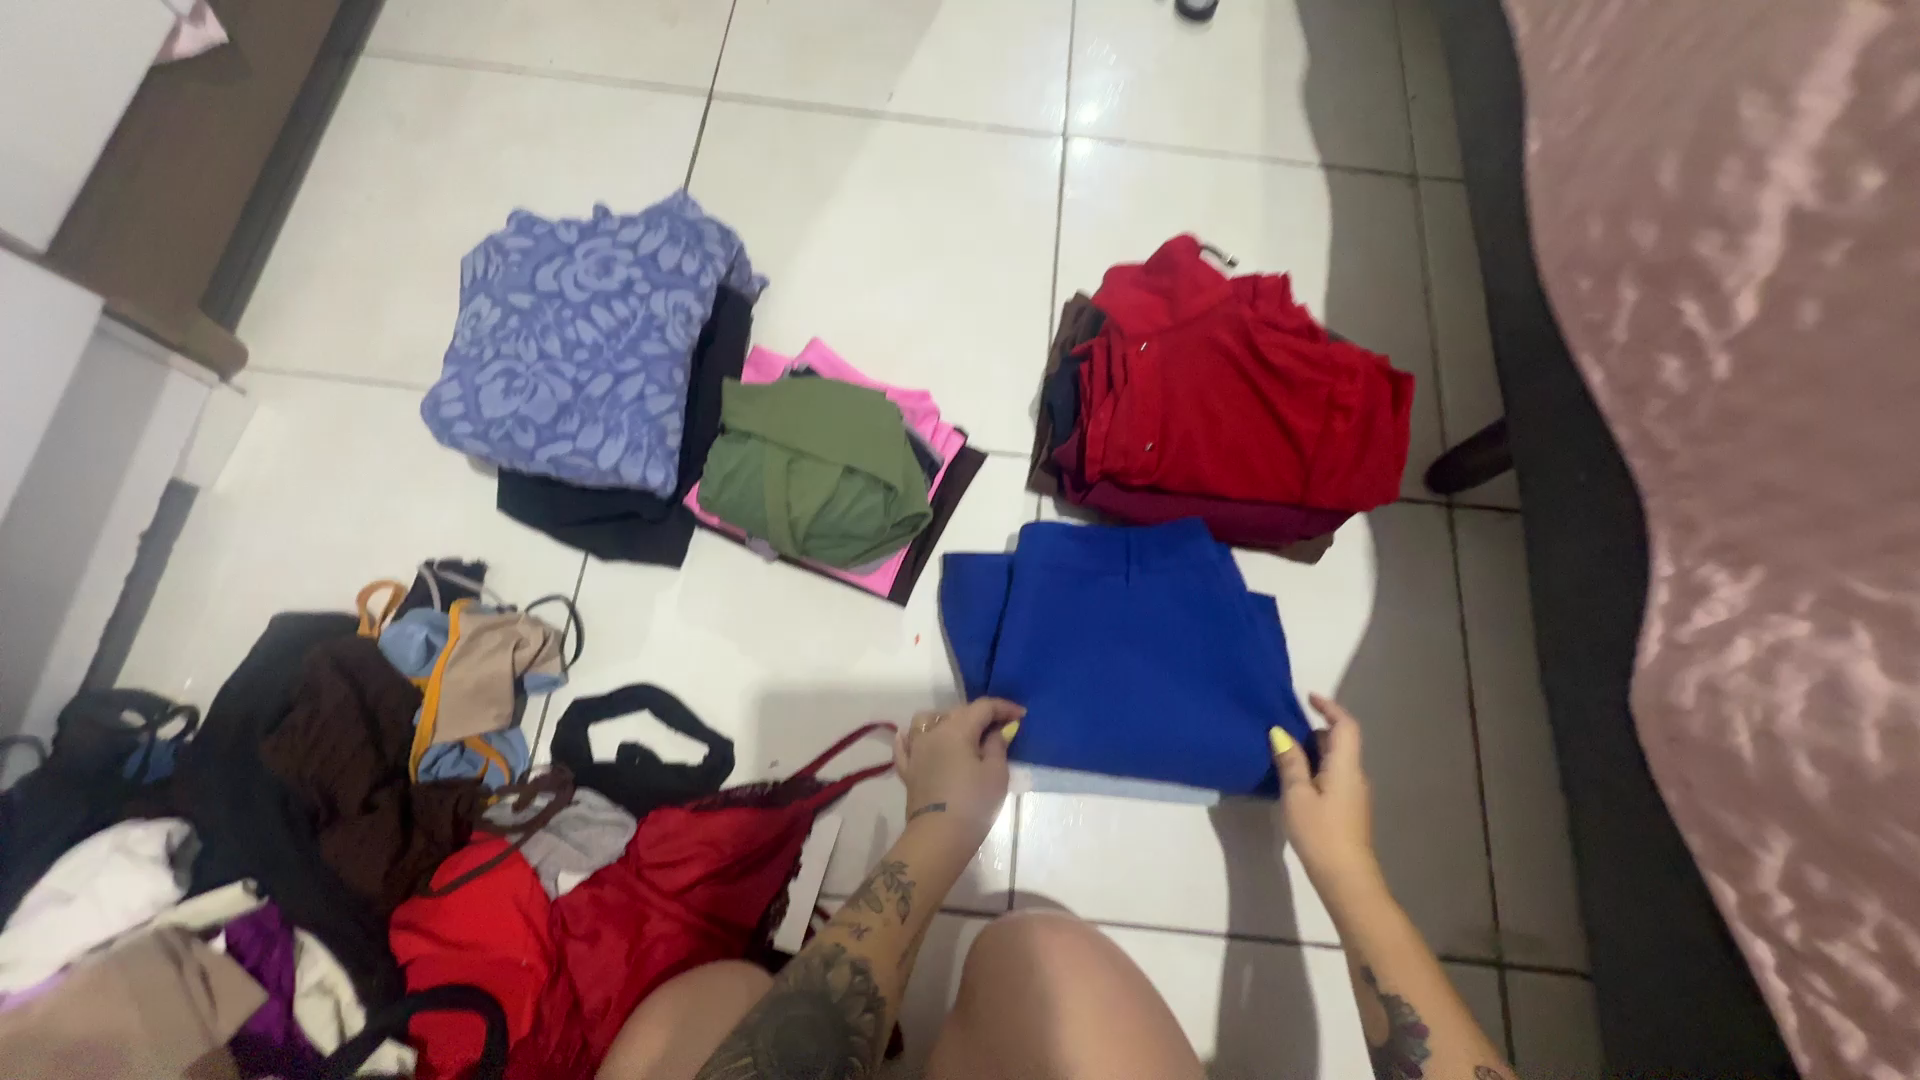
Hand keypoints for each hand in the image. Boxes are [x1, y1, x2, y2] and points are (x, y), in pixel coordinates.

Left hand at [896, 697, 1022, 846]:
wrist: (939, 836)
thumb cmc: (974, 804)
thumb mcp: (996, 773)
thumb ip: (998, 745)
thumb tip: (997, 731)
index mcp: (957, 729)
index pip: (983, 707)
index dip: (1004, 707)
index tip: (1020, 715)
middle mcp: (933, 732)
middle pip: (957, 712)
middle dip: (980, 715)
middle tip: (1000, 728)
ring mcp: (916, 750)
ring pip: (926, 721)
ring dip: (945, 720)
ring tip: (962, 732)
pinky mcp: (908, 770)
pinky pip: (906, 745)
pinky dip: (912, 737)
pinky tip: (917, 738)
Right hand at [1273, 695, 1384, 901]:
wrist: (1346, 878)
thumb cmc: (1320, 832)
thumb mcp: (1297, 794)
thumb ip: (1290, 761)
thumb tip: (1280, 732)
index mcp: (1345, 766)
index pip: (1345, 726)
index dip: (1329, 707)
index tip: (1308, 697)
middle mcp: (1355, 775)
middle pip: (1340, 741)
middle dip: (1315, 729)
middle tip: (1285, 726)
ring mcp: (1354, 794)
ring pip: (1336, 760)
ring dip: (1314, 750)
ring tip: (1284, 750)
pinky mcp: (1349, 808)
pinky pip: (1333, 775)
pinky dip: (1316, 767)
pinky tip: (1295, 779)